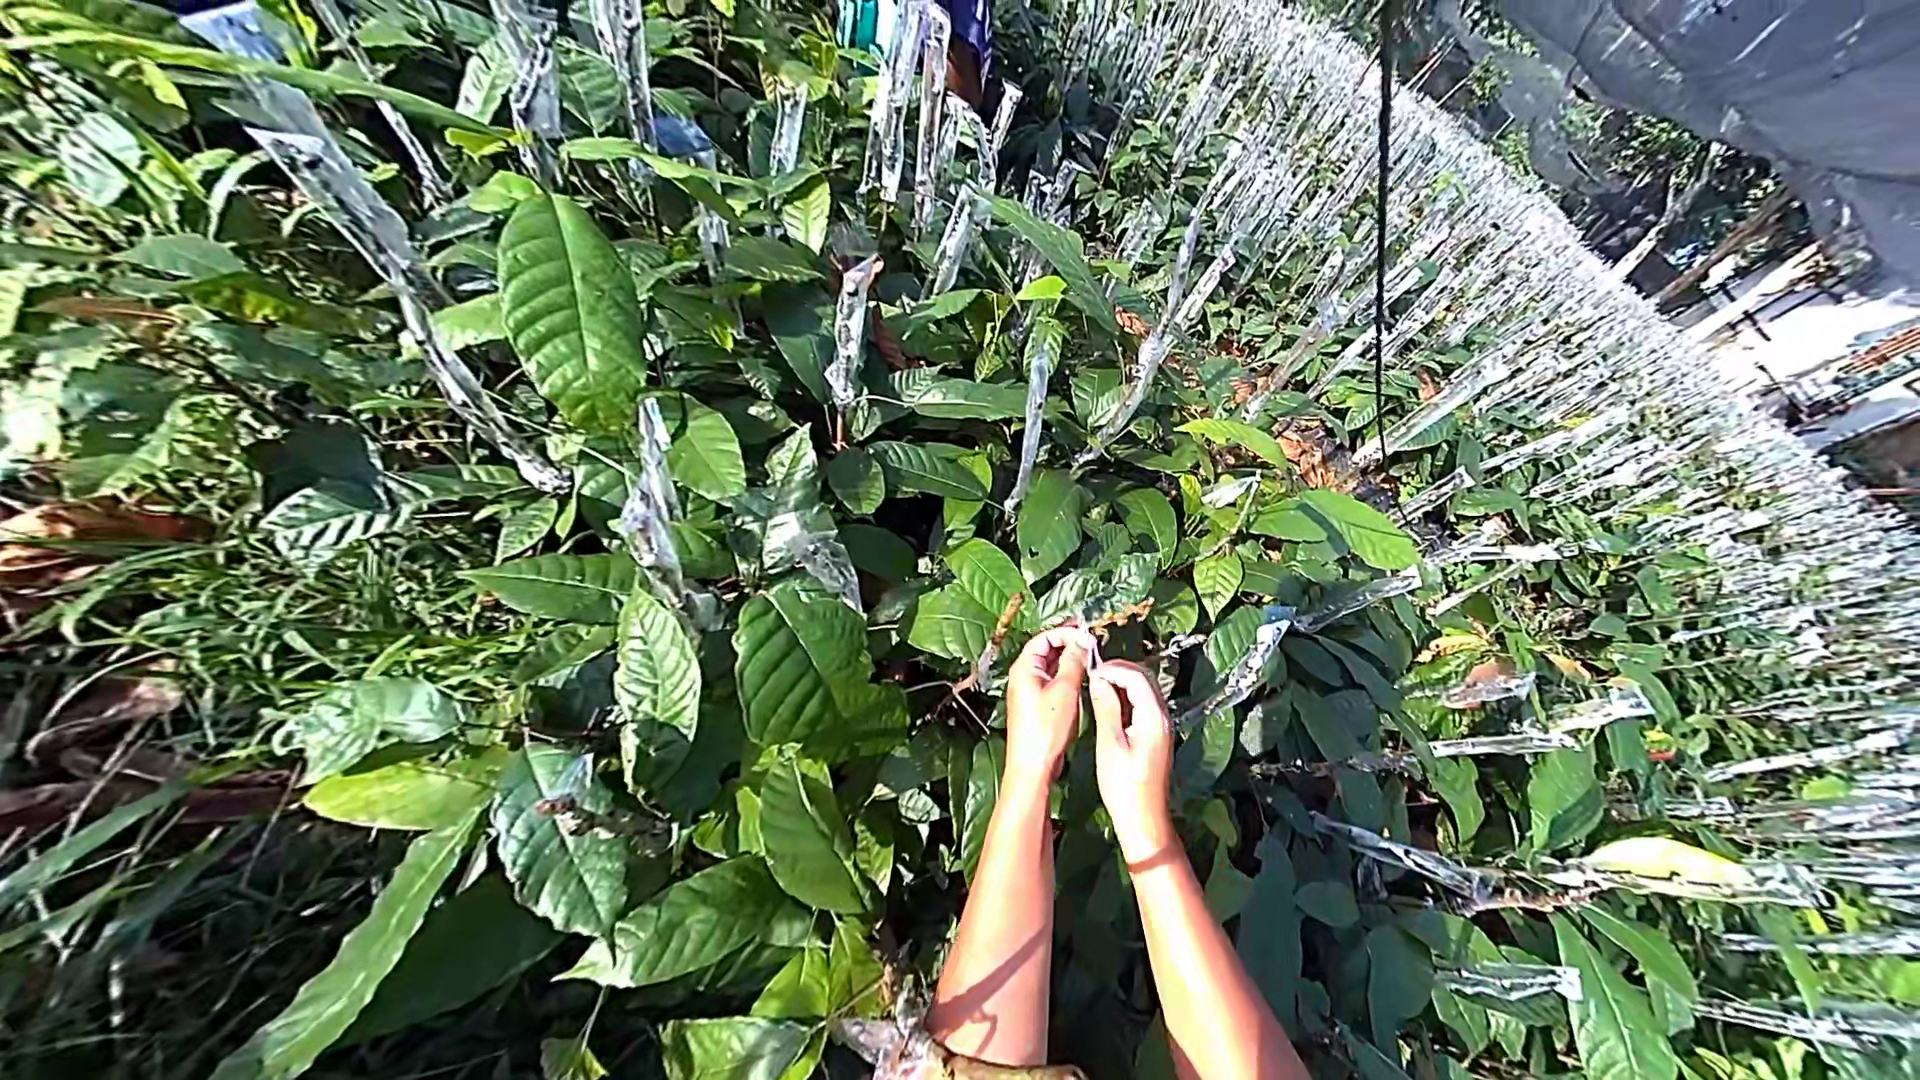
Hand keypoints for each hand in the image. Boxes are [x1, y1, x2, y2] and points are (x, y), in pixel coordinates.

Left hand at [1004, 626, 1092, 783]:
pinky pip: (1052, 681)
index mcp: (1024, 668)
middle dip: (1069, 644)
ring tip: (1091, 658)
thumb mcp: (1065, 690)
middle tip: (1091, 643)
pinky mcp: (1036, 704)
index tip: (1086, 635)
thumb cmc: (1045, 731)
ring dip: (1069, 660)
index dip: (1066, 632)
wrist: (1033, 765)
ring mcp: (1028, 690)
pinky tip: (1082, 678)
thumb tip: (1082, 642)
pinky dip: (1066, 675)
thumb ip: (1073, 661)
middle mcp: (1022, 676)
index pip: (1044, 637)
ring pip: (1050, 666)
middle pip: (1046, 649)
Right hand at [1089, 661, 1174, 863]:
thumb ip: (1105, 707)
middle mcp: (1162, 717)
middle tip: (1093, 675)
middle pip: (1144, 678)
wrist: (1143, 818)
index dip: (1113, 669)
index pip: (1136, 677)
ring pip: (1144, 688)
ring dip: (1121, 681)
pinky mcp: (1155, 733)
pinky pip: (1142, 702)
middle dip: (1118, 670)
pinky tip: (1107, 701)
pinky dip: (1125, 694)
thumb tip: (1098, 679)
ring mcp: (1161, 725)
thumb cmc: (1124, 786)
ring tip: (1096, 685)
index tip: (1091, 672)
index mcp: (1153, 717)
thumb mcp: (1109, 744)